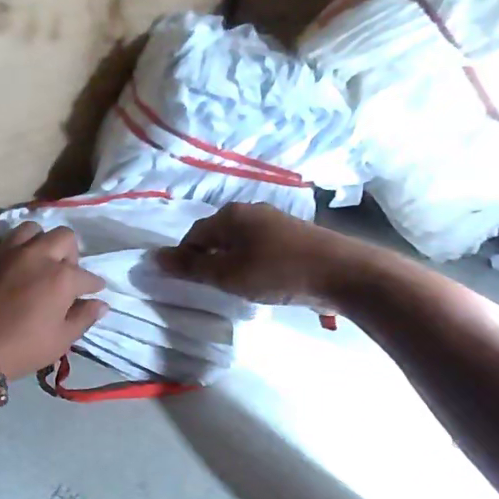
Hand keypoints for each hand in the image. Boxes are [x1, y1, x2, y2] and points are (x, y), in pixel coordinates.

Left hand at [0, 223, 107, 376]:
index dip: (92, 285)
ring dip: (38, 242)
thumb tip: (100, 304)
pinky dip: (9, 247)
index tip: (92, 291)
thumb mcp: (60, 340)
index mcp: (61, 276)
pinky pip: (1, 238)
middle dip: (69, 254)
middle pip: (63, 237)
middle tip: (62, 273)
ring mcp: (6, 249)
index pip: (86, 276)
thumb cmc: (21, 348)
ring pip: (31, 230)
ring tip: (34, 261)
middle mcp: (36, 254)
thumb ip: (83, 318)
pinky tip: (8, 263)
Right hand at [157, 202, 377, 308]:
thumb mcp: (226, 274)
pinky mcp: (293, 235)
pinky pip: (257, 247)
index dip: (183, 259)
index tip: (185, 284)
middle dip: (207, 260)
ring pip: (237, 242)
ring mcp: (274, 221)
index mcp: (230, 215)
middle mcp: (250, 211)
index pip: (192, 235)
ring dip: (229, 263)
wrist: (343, 273)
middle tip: (208, 287)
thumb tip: (155, 257)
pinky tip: (258, 281)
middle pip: (215, 236)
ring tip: (233, 287)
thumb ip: (190, 267)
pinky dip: (250, 263)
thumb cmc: (276, 272)